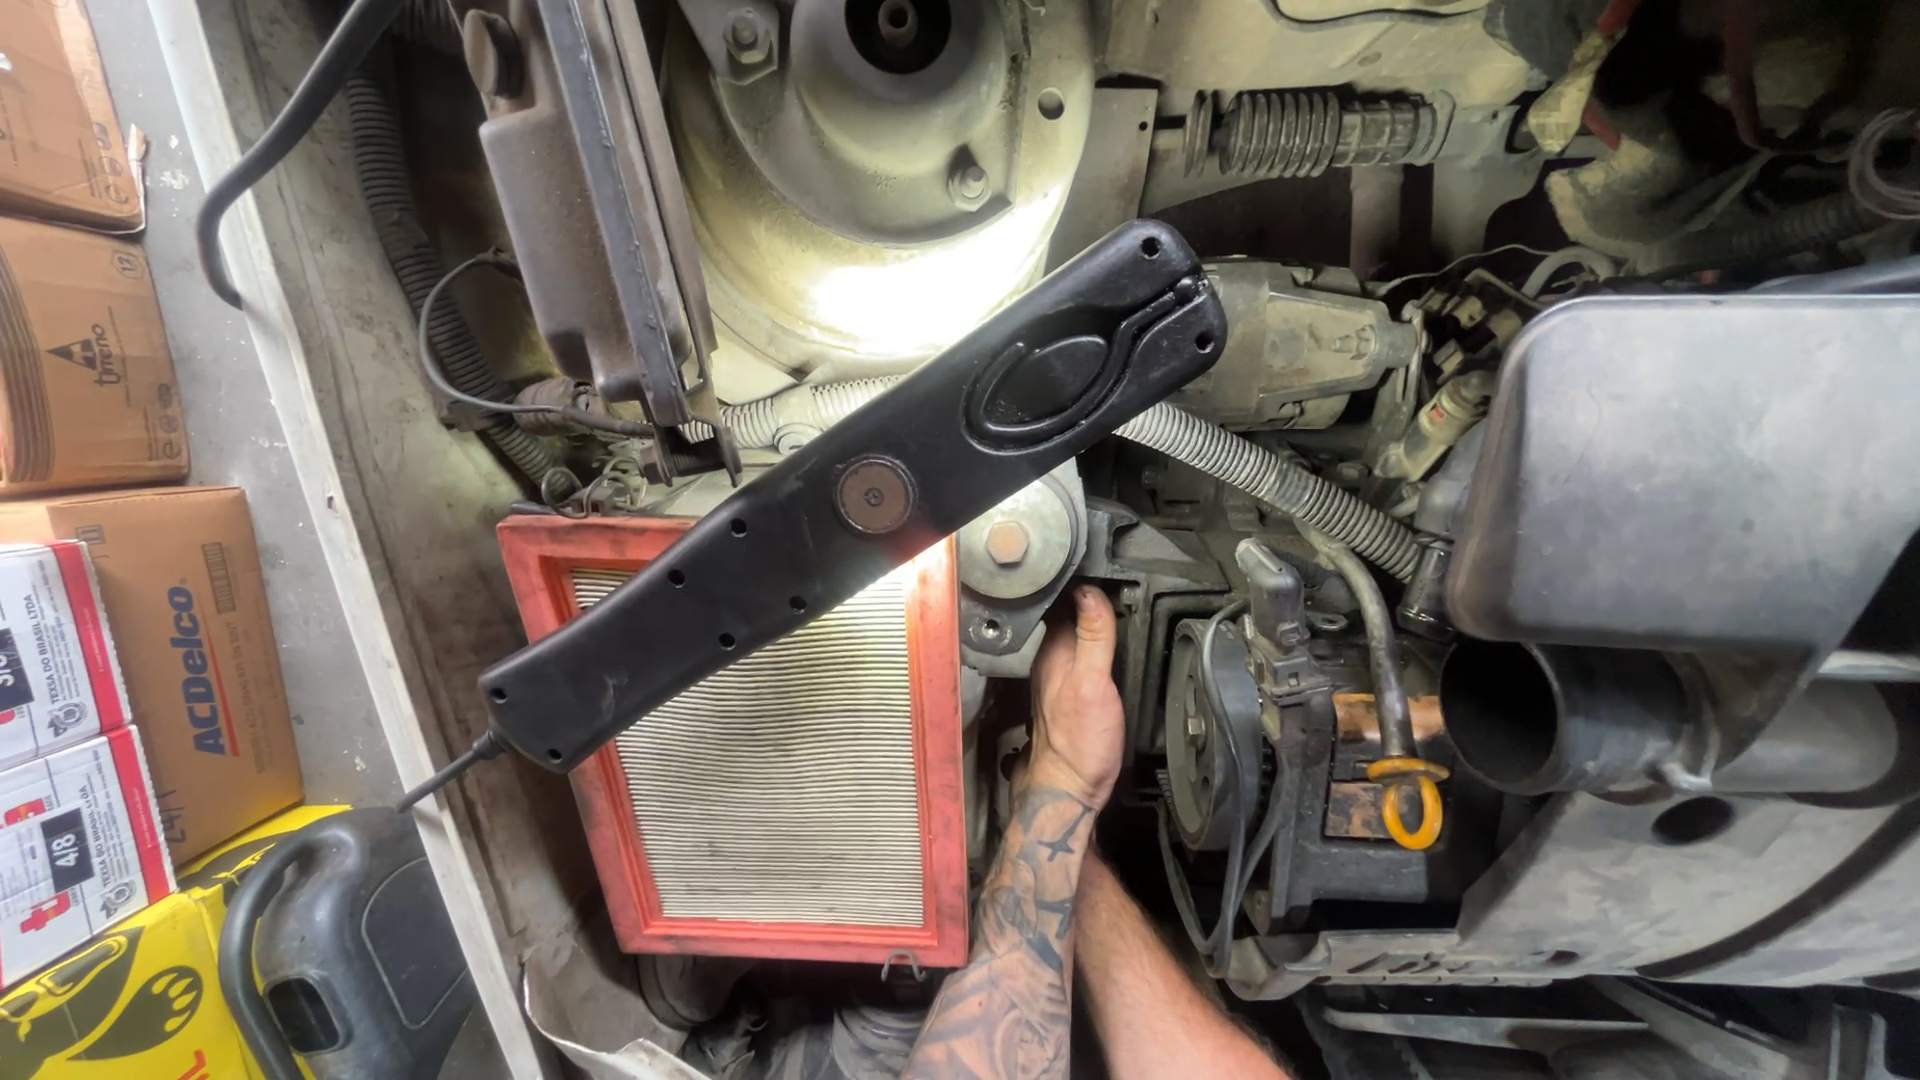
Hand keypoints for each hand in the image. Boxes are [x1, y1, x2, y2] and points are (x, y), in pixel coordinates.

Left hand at [1028, 585, 1125, 808]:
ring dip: (1092, 615)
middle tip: (1118, 576)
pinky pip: (1082, 652)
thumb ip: (1093, 637)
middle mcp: (1051, 658)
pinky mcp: (1070, 690)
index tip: (1107, 564)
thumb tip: (1089, 591)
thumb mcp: (1092, 684)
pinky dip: (1095, 640)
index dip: (1085, 580)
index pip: (1065, 600)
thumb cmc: (1078, 744)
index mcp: (1053, 651)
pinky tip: (1109, 640)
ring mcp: (1059, 674)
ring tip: (1116, 598)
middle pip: (1070, 613)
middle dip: (1090, 593)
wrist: (1071, 788)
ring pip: (1076, 632)